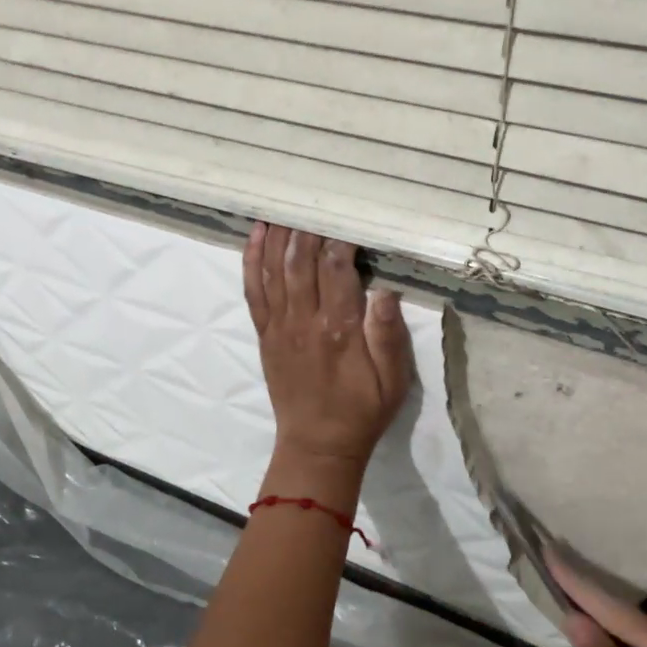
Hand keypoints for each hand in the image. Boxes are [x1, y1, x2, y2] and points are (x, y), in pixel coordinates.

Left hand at [243, 223, 412, 465]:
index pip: (336, 269)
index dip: (341, 239)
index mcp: (339, 330)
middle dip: (308, 227)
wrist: (318, 445)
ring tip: (286, 203)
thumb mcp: (394, 380)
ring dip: (279, 234)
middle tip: (316, 200)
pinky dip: (252, 259)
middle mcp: (304, 321)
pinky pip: (254, 290)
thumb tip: (385, 290)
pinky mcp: (265, 333)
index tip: (350, 218)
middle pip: (300, 261)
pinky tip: (258, 233)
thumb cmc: (363, 410)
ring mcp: (280, 326)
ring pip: (274, 269)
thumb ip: (388, 334)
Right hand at [549, 552, 646, 646]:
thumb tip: (572, 616)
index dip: (574, 578)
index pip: (609, 604)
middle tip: (553, 565)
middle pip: (619, 611)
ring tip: (565, 591)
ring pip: (627, 629)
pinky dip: (611, 638)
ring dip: (596, 613)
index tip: (548, 547)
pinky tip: (596, 634)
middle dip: (584, 591)